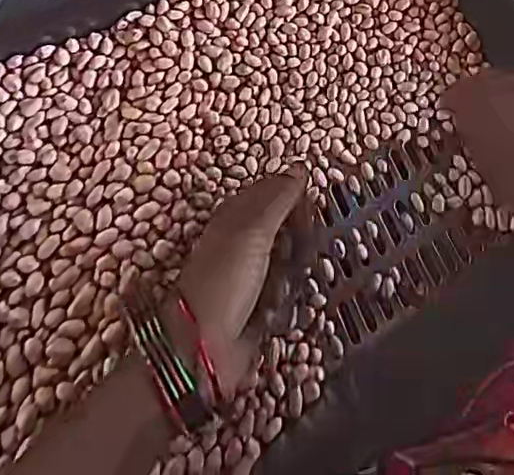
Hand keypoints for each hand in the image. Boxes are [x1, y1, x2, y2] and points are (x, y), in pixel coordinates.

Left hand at [173, 172, 308, 395]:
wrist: (202, 347)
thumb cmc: (226, 279)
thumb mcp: (254, 230)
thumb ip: (278, 198)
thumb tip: (301, 166)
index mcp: (236, 213)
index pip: (273, 190)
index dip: (295, 196)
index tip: (312, 208)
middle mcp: (243, 238)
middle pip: (285, 225)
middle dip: (298, 237)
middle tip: (298, 251)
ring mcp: (251, 272)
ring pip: (290, 258)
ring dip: (293, 270)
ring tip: (285, 283)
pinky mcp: (259, 302)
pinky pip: (286, 289)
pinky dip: (288, 296)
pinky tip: (284, 304)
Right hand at [444, 69, 513, 251]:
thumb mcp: (499, 180)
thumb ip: (477, 142)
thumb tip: (465, 126)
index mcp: (505, 113)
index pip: (465, 91)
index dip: (452, 100)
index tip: (447, 108)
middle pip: (488, 79)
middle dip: (473, 93)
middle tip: (464, 109)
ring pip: (513, 82)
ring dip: (497, 94)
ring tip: (492, 115)